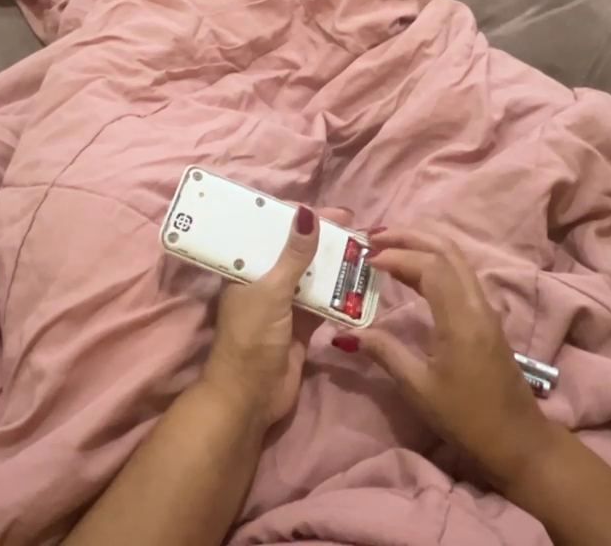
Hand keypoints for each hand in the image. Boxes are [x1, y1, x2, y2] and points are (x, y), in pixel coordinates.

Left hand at [201, 203, 350, 429]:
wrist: (250, 399)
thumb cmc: (252, 338)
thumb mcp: (271, 292)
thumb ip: (293, 255)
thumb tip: (307, 213)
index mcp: (246, 267)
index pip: (272, 231)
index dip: (299, 217)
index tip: (330, 211)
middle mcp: (264, 281)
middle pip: (296, 251)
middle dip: (323, 238)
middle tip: (354, 226)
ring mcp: (284, 303)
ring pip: (312, 276)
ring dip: (334, 265)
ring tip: (364, 249)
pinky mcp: (302, 325)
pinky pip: (324, 302)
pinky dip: (340, 294)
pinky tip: (361, 282)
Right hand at [343, 228, 558, 490]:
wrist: (520, 442)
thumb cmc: (468, 419)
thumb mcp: (420, 389)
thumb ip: (385, 353)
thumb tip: (346, 333)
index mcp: (461, 320)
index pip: (430, 267)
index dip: (397, 255)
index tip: (367, 259)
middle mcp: (476, 304)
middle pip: (446, 251)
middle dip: (409, 236)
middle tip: (373, 236)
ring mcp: (485, 308)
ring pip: (456, 258)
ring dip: (423, 244)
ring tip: (388, 245)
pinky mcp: (486, 316)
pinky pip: (460, 273)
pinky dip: (434, 260)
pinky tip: (413, 269)